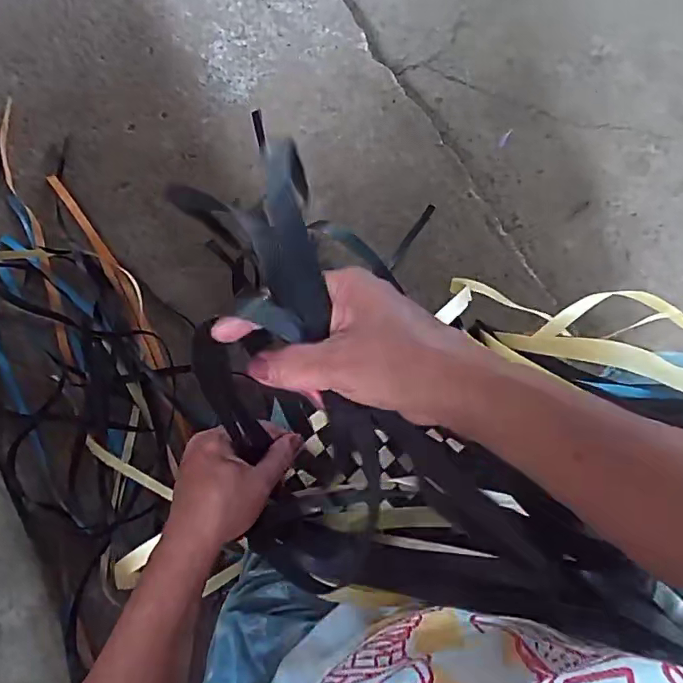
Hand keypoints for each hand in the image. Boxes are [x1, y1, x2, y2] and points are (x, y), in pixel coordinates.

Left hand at [161, 425, 301, 555]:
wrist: (192, 543)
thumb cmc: (221, 511)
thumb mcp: (260, 482)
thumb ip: (280, 457)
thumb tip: (293, 439)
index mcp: (212, 437)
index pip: (254, 427)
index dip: (279, 438)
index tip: (294, 449)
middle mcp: (199, 446)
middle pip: (242, 444)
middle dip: (263, 460)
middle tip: (280, 475)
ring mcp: (192, 465)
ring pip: (232, 460)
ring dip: (250, 473)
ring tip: (264, 489)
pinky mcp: (191, 483)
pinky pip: (220, 473)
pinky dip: (235, 482)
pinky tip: (245, 498)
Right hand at [211, 268, 495, 424]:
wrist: (461, 390)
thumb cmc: (401, 366)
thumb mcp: (336, 366)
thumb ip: (289, 365)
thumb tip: (254, 367)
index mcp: (343, 286)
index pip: (283, 296)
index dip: (251, 318)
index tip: (220, 336)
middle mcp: (353, 296)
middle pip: (300, 322)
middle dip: (292, 357)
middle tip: (296, 386)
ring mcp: (367, 321)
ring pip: (318, 344)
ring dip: (313, 373)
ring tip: (323, 396)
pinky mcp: (378, 345)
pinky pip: (338, 357)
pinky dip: (331, 377)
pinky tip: (338, 397)